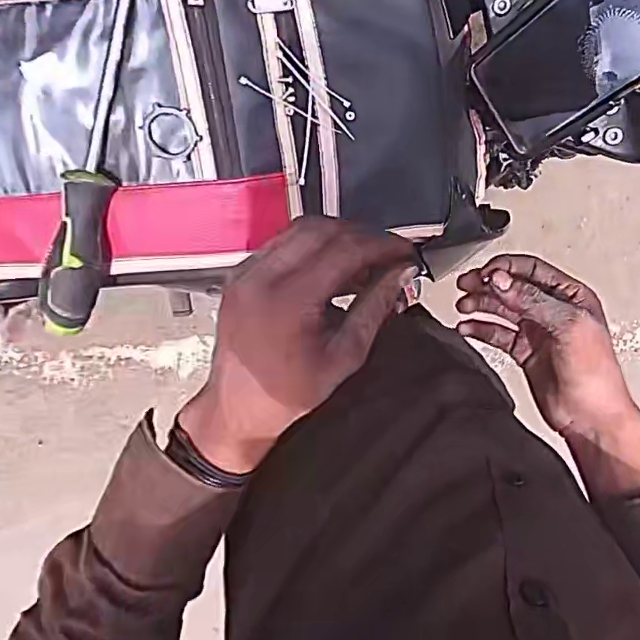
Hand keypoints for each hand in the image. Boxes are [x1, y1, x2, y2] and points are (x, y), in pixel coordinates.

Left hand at [177, 218, 417, 472]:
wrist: (237, 411)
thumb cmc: (285, 396)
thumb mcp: (344, 357)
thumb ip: (374, 309)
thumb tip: (399, 275)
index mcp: (287, 301)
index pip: (345, 248)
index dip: (382, 245)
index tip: (403, 251)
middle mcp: (261, 279)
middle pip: (324, 229)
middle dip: (364, 236)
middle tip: (388, 254)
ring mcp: (246, 274)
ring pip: (302, 229)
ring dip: (339, 238)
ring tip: (363, 264)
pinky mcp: (240, 276)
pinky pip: (282, 243)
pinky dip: (313, 246)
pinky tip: (332, 269)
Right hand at [454, 255, 639, 438]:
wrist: (590, 417)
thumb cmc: (595, 374)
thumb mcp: (567, 325)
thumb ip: (532, 299)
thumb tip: (502, 280)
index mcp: (570, 296)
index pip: (532, 269)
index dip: (505, 268)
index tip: (484, 273)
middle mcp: (553, 310)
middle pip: (512, 287)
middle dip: (487, 284)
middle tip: (466, 285)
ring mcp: (538, 331)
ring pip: (502, 309)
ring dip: (480, 304)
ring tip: (463, 306)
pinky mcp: (525, 352)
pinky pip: (497, 333)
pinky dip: (480, 328)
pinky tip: (467, 327)